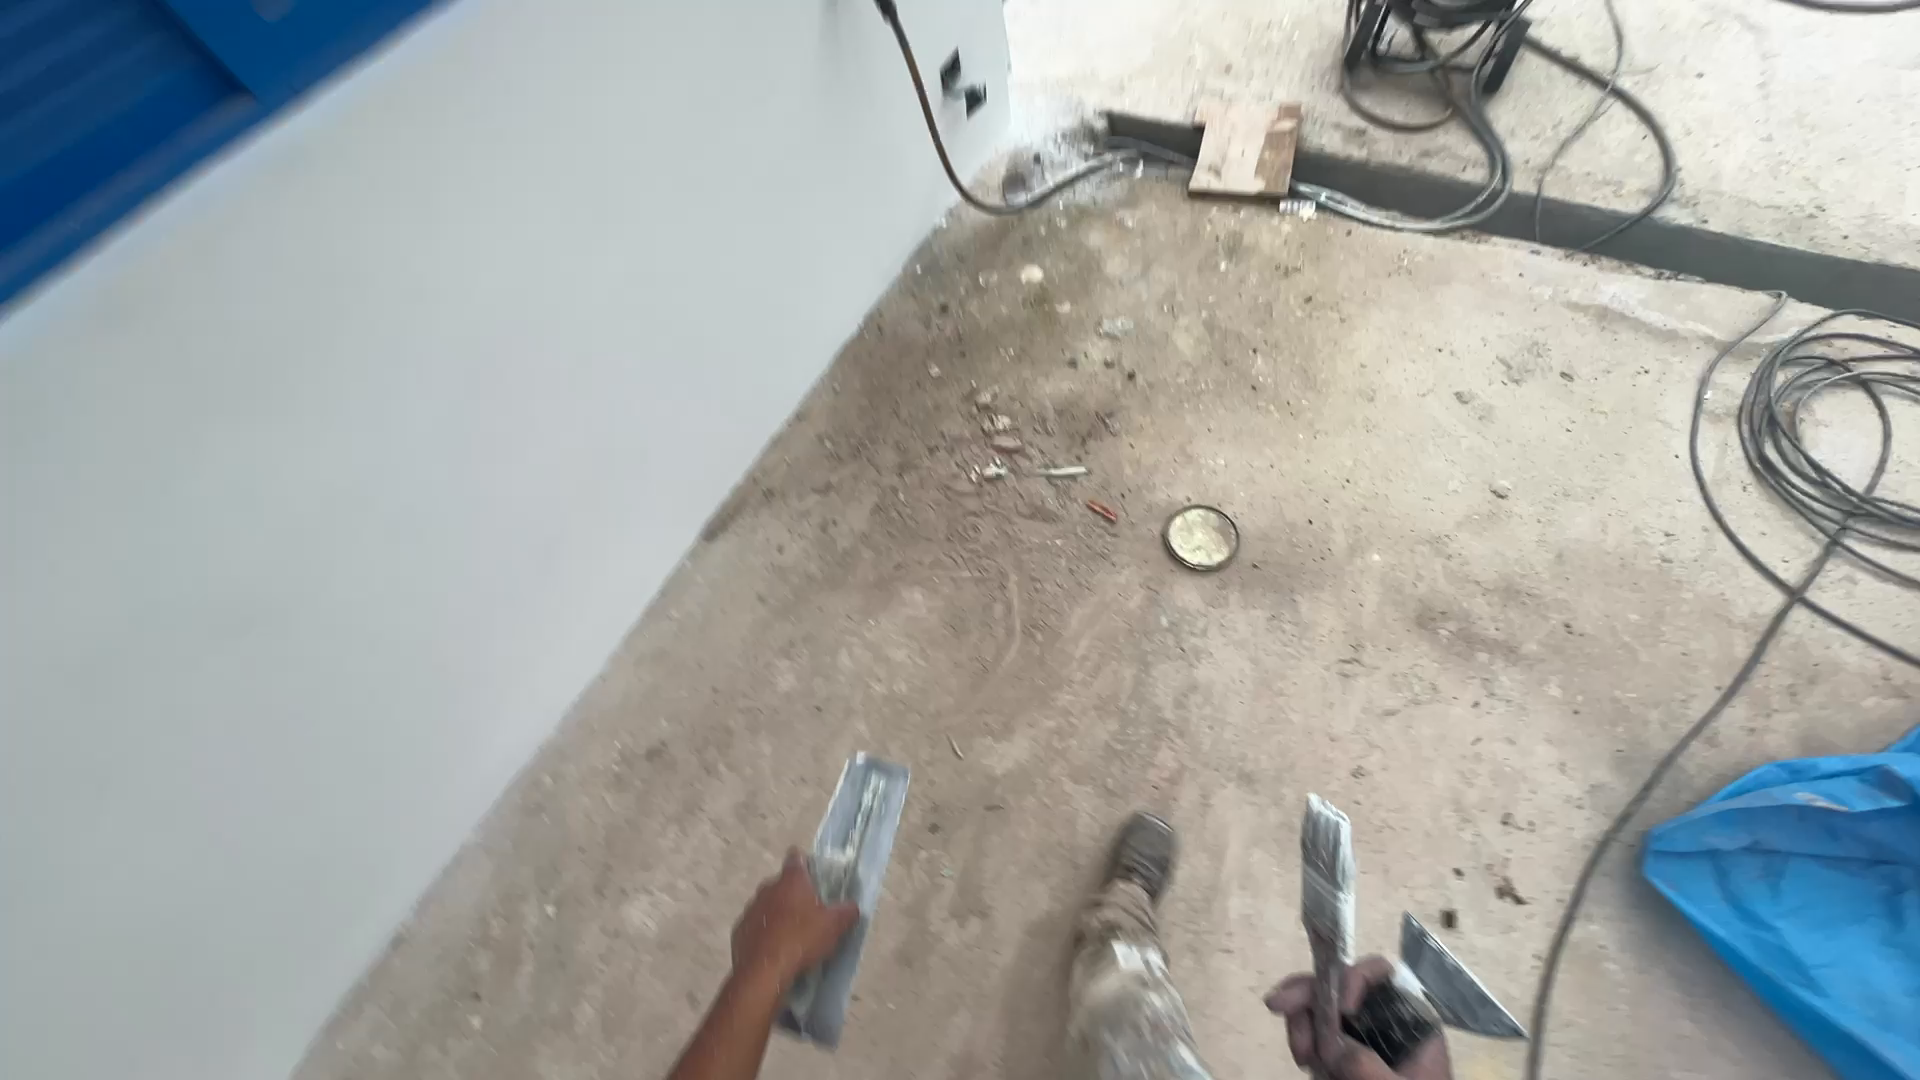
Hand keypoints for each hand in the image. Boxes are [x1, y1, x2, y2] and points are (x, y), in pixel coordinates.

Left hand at [730, 848, 859, 990]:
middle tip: (808, 912)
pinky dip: (763, 933)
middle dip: (793, 893)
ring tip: (791, 935)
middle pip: (782, 883)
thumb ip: (846, 911)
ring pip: (767, 905)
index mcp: (791, 879)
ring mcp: (750, 909)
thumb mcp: (834, 926)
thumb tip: (852, 907)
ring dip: (777, 914)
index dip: (805, 863)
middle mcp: (768, 888)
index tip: (813, 876)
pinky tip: (774, 950)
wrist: (763, 973)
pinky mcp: (739, 932)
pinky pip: (755, 927)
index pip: (796, 857)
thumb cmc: (802, 940)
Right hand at [1264, 956, 1452, 1079]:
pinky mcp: (1336, 1045)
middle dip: (1306, 993)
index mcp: (1407, 1018)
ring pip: (1316, 1002)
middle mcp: (1377, 1013)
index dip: (1355, 978)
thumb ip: (1369, 1069)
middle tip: (1276, 1006)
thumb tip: (1329, 1045)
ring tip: (1301, 1057)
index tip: (1343, 1010)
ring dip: (1299, 1020)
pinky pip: (1310, 1026)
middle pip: (1335, 982)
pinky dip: (1301, 1036)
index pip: (1379, 973)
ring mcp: (1354, 1029)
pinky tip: (1303, 1060)